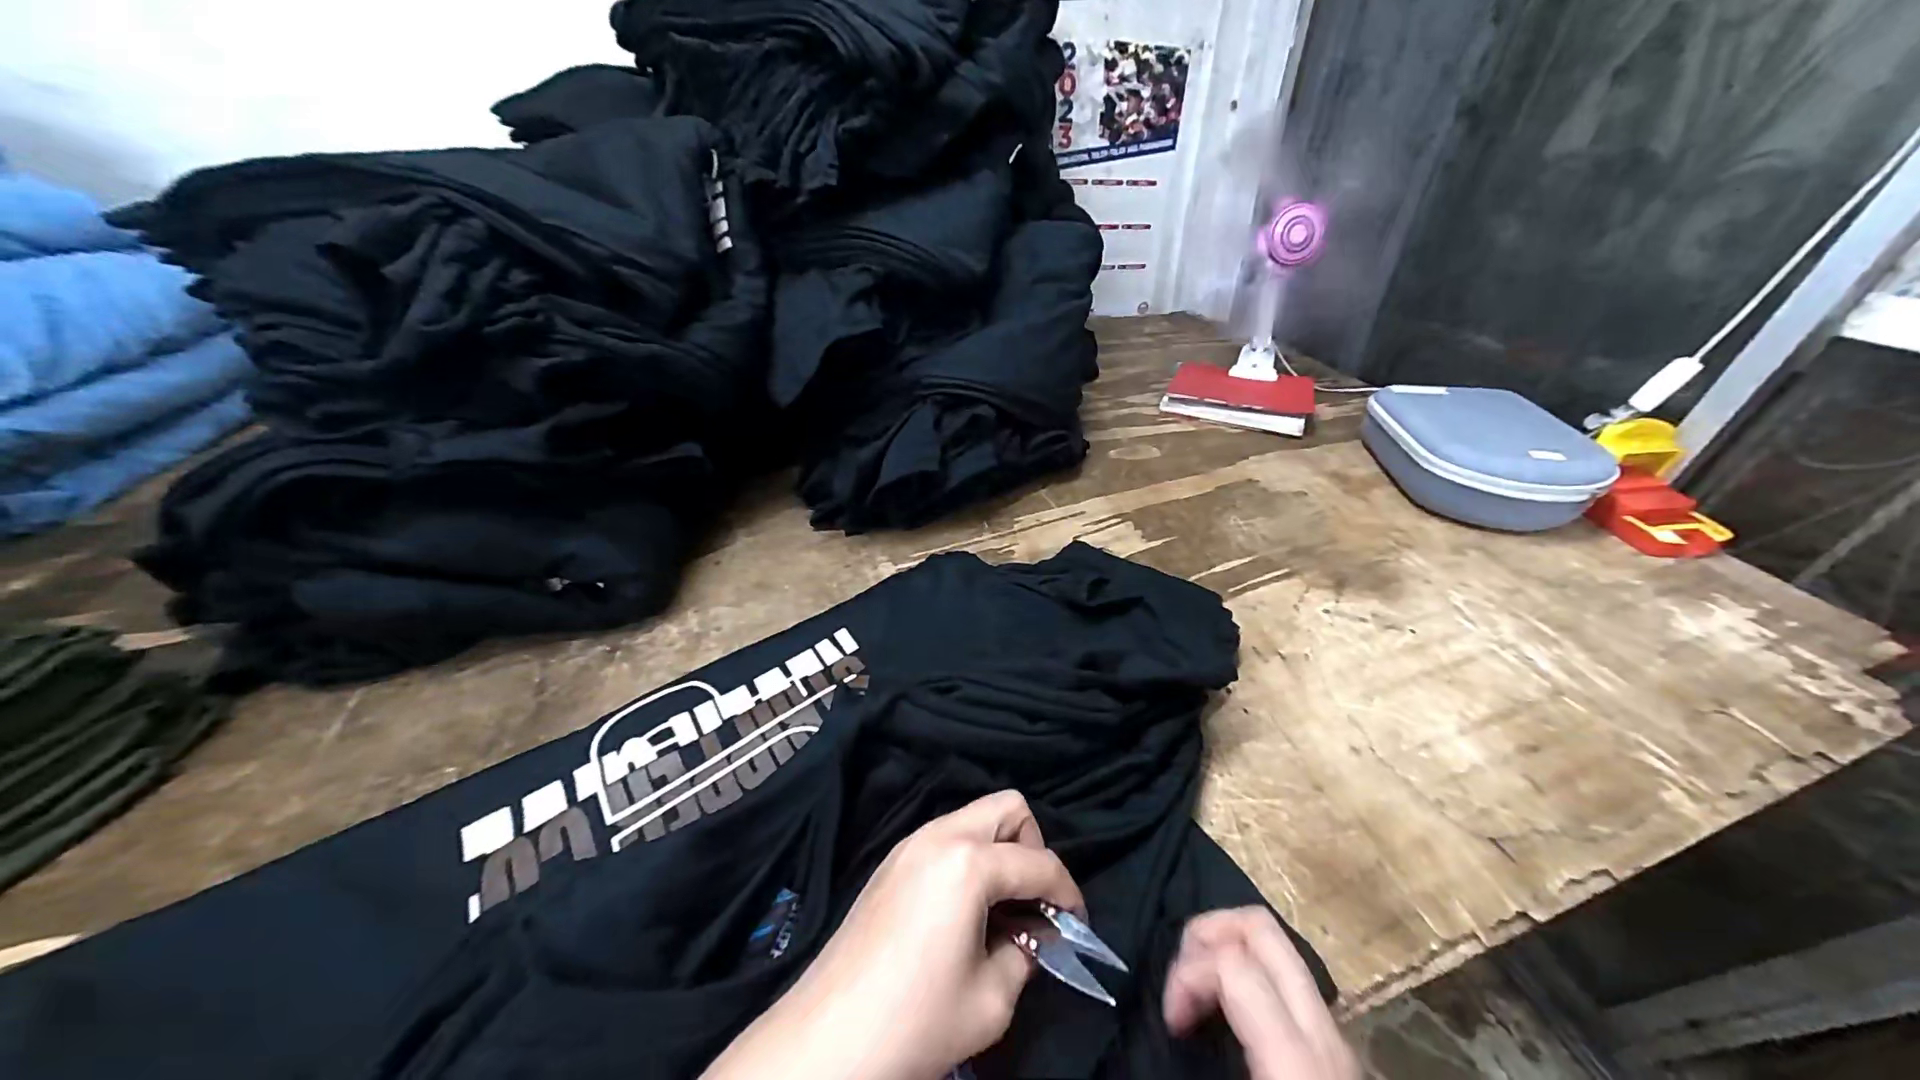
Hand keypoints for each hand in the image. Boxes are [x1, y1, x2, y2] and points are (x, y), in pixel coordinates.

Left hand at [701, 790, 1082, 1079]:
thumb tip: (1035, 935)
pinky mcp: (890, 862)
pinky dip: (969, 858)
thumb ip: (1025, 953)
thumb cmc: (917, 1019)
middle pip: (1008, 808)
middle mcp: (939, 836)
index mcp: (968, 862)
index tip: (1076, 925)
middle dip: (1033, 847)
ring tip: (1001, 908)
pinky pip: (946, 837)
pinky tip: (966, 909)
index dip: (1069, 894)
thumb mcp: (992, 998)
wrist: (828, 1038)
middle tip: (1032, 901)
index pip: (1040, 863)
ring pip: (974, 817)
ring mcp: (909, 844)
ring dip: (999, 851)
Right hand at [1164, 908, 1357, 1079]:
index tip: (1171, 1021)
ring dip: (1227, 948)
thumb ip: (1207, 1056)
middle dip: (1207, 931)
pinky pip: (1288, 980)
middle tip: (1181, 977)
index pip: (1232, 960)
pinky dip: (1249, 975)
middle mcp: (1323, 1029)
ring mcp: (1336, 1032)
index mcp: (1296, 1053)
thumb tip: (1167, 1030)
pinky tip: (1231, 1014)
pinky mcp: (1338, 1046)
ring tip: (1200, 992)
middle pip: (1261, 926)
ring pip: (1278, 945)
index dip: (1185, 974)